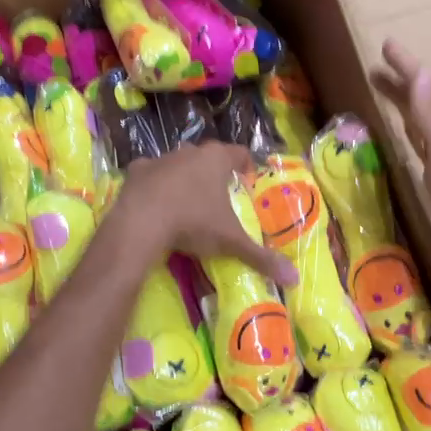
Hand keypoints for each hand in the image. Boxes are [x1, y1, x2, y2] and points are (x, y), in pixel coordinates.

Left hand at [115, 142, 298, 285]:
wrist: (141, 223)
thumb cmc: (193, 223)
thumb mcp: (230, 241)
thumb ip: (261, 257)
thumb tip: (294, 279)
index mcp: (216, 159)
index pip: (240, 153)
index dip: (247, 168)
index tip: (248, 184)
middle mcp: (190, 151)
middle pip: (208, 157)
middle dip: (215, 174)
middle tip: (219, 199)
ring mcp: (161, 158)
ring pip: (179, 164)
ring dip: (185, 178)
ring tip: (187, 204)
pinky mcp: (137, 171)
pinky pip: (151, 175)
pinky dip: (156, 186)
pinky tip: (157, 206)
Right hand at [377, 40, 430, 272]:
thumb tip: (419, 71)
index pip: (424, 88)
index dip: (405, 67)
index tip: (386, 44)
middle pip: (424, 103)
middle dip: (401, 86)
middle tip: (376, 70)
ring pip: (426, 124)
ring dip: (408, 108)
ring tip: (390, 96)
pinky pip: (428, 147)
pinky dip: (416, 136)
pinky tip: (414, 142)